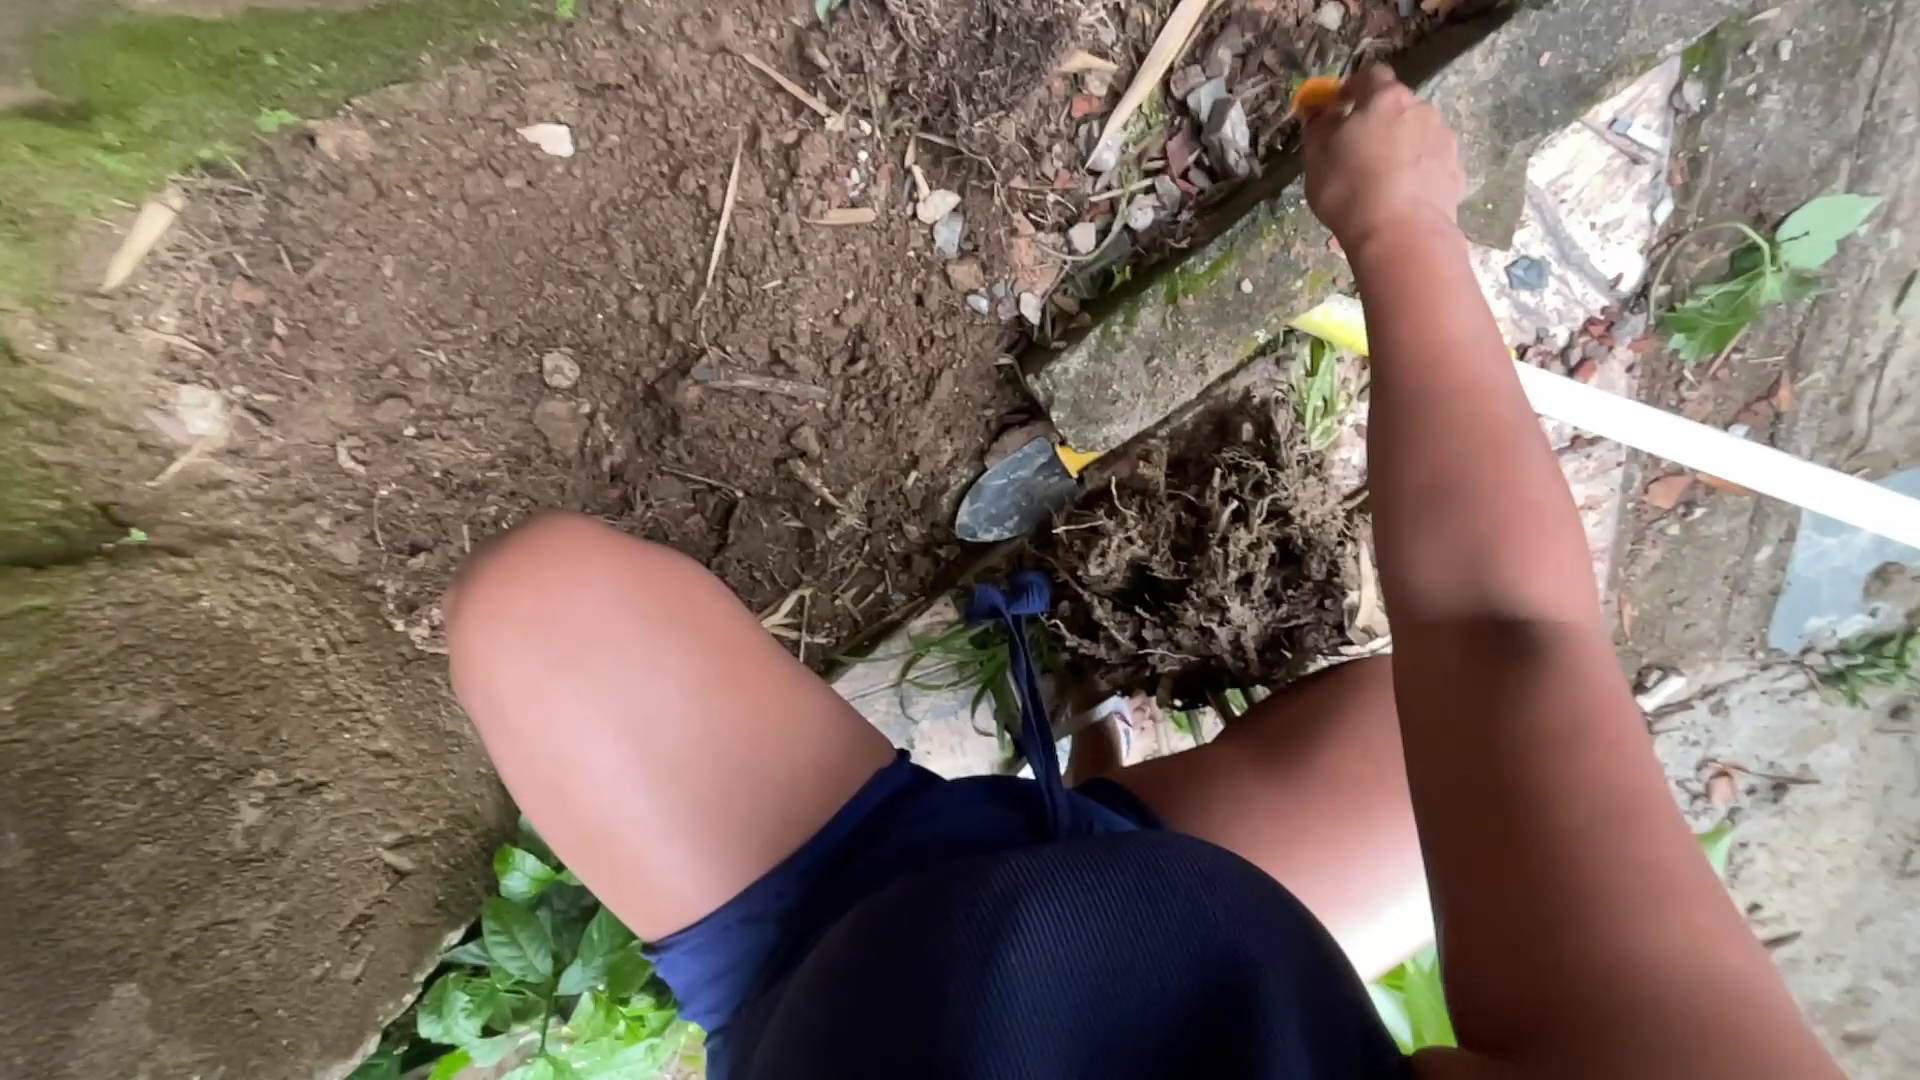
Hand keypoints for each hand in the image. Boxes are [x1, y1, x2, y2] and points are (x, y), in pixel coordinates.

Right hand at [1303, 66, 1465, 257]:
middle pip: (1395, 107)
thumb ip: (1318, 129)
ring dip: (1398, 148)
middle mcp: (1419, 108)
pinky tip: (1398, 199)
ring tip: (1378, 184)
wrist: (1398, 231)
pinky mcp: (1454, 169)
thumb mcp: (1316, 159)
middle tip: (1356, 154)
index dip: (1352, 88)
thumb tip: (1320, 113)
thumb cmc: (1347, 189)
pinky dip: (1414, 173)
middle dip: (1377, 123)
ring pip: (1414, 135)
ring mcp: (1442, 137)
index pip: (1370, 76)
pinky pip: (1428, 164)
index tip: (1338, 107)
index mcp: (1383, 99)